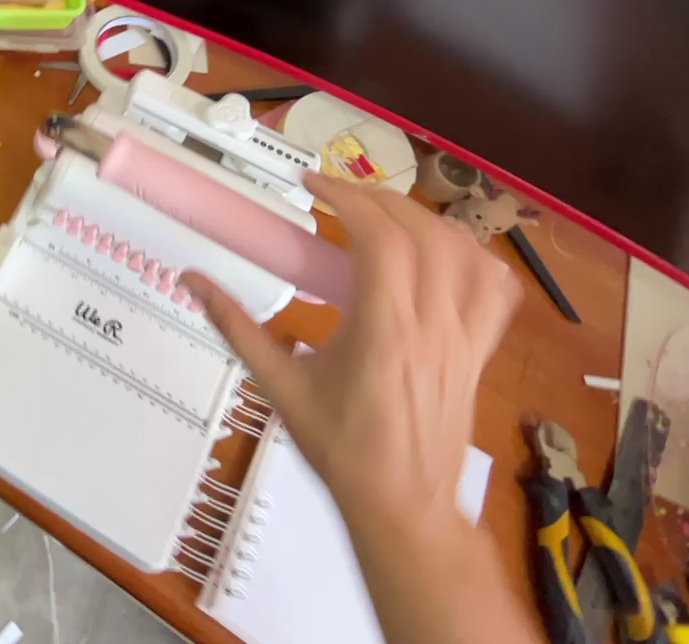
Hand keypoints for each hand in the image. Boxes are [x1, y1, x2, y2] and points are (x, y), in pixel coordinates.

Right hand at [183, 173, 520, 530]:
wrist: (402, 505)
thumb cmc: (337, 445)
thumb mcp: (277, 383)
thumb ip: (235, 325)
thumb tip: (192, 280)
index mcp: (384, 331)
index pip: (381, 240)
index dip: (348, 198)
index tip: (312, 183)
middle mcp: (434, 326)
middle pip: (424, 234)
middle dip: (378, 198)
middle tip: (336, 192)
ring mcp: (466, 339)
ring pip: (466, 253)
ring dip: (424, 219)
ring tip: (382, 212)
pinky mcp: (480, 351)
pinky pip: (496, 290)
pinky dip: (473, 256)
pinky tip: (442, 249)